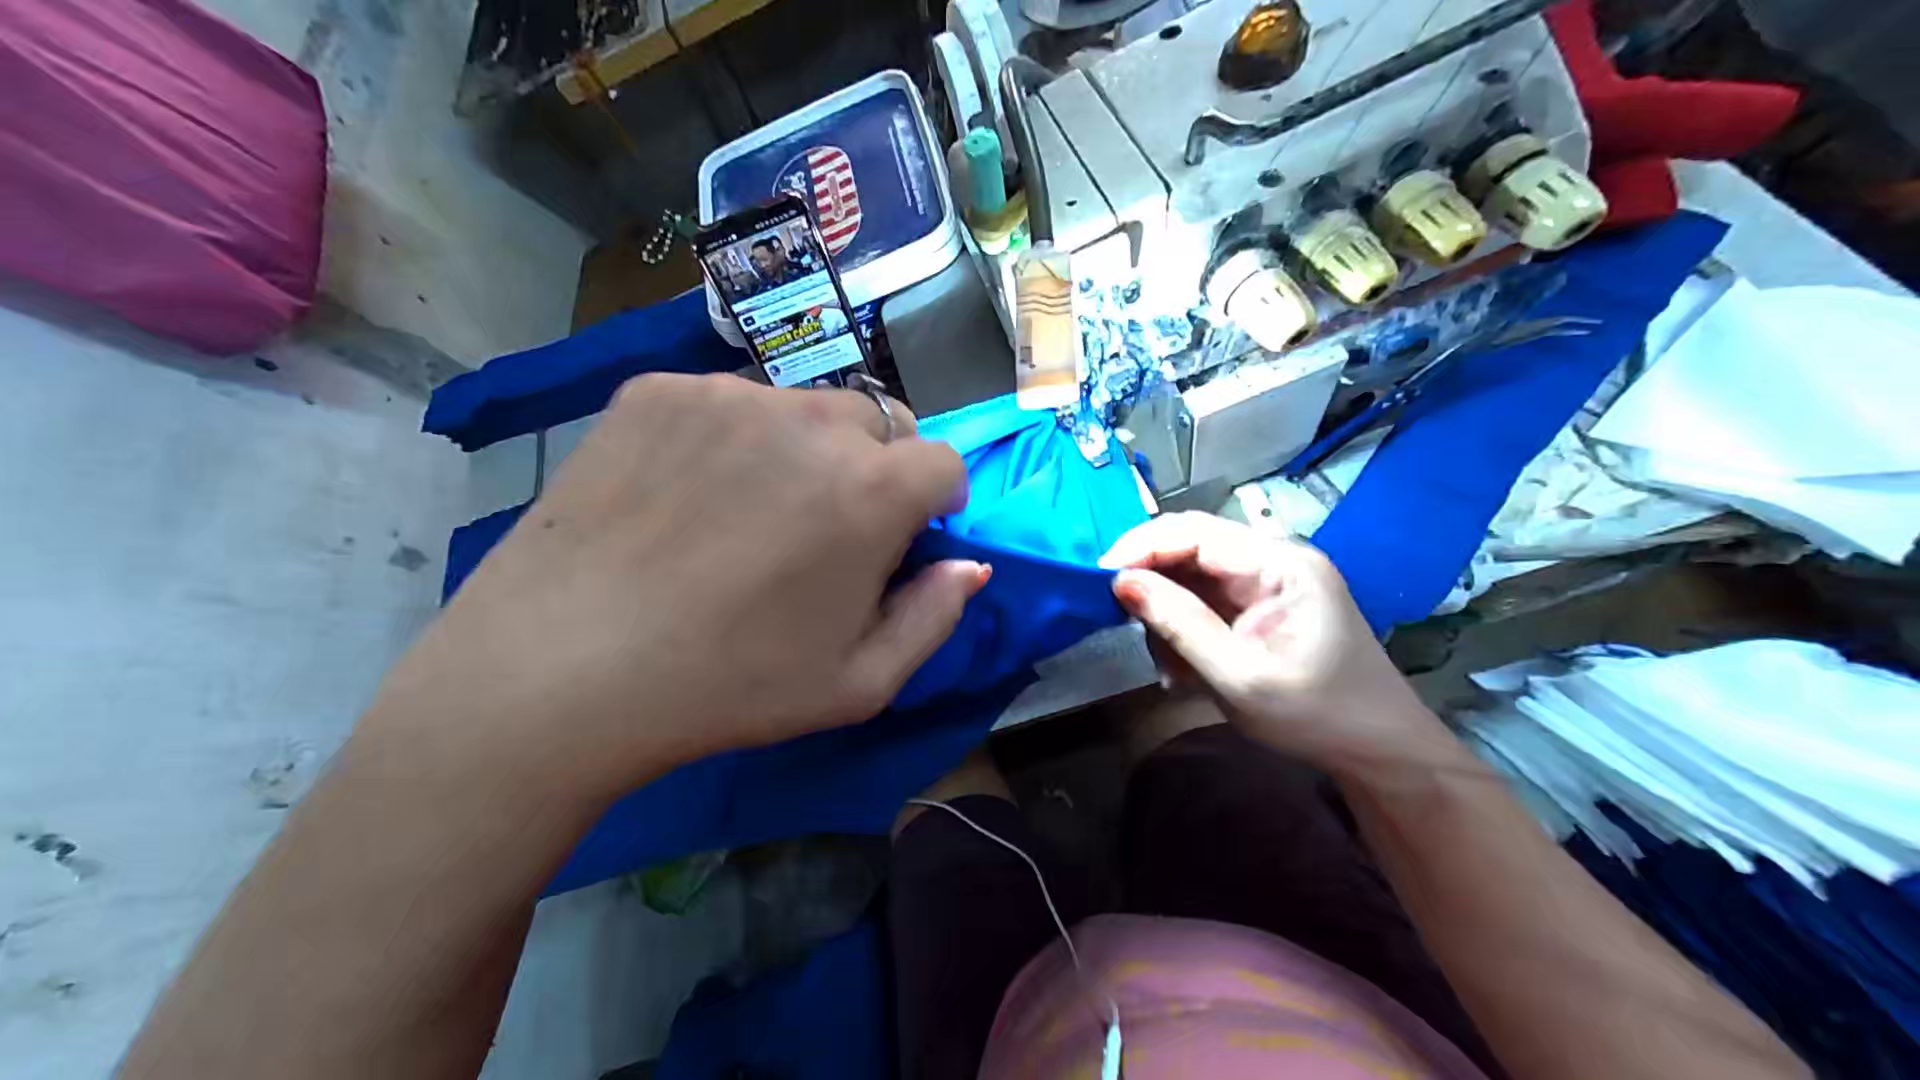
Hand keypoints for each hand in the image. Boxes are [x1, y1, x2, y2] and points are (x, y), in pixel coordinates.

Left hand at [364, 374, 987, 799]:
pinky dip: (731, 439)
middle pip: (879, 424)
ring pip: (802, 409)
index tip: (901, 540)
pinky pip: (726, 403)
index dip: (933, 504)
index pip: (944, 462)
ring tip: (748, 514)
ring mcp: (727, 395)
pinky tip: (686, 496)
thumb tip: (971, 564)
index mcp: (872, 488)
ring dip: (804, 451)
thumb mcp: (859, 682)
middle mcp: (810, 419)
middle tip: (824, 529)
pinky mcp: (656, 390)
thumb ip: (935, 617)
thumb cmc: (729, 686)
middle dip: (874, 470)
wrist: (560, 672)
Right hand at [1100, 512, 1448, 773]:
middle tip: (1121, 620)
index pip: (1194, 532)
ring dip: (1166, 613)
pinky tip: (1184, 667)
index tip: (1099, 579)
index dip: (1141, 547)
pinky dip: (1183, 627)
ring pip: (1189, 574)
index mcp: (1280, 563)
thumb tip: (1119, 581)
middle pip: (1189, 546)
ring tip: (1170, 666)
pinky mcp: (1259, 603)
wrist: (1379, 751)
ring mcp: (1266, 580)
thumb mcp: (1239, 676)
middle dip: (1151, 581)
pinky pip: (1203, 599)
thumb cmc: (1316, 716)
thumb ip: (1177, 624)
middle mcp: (1273, 558)